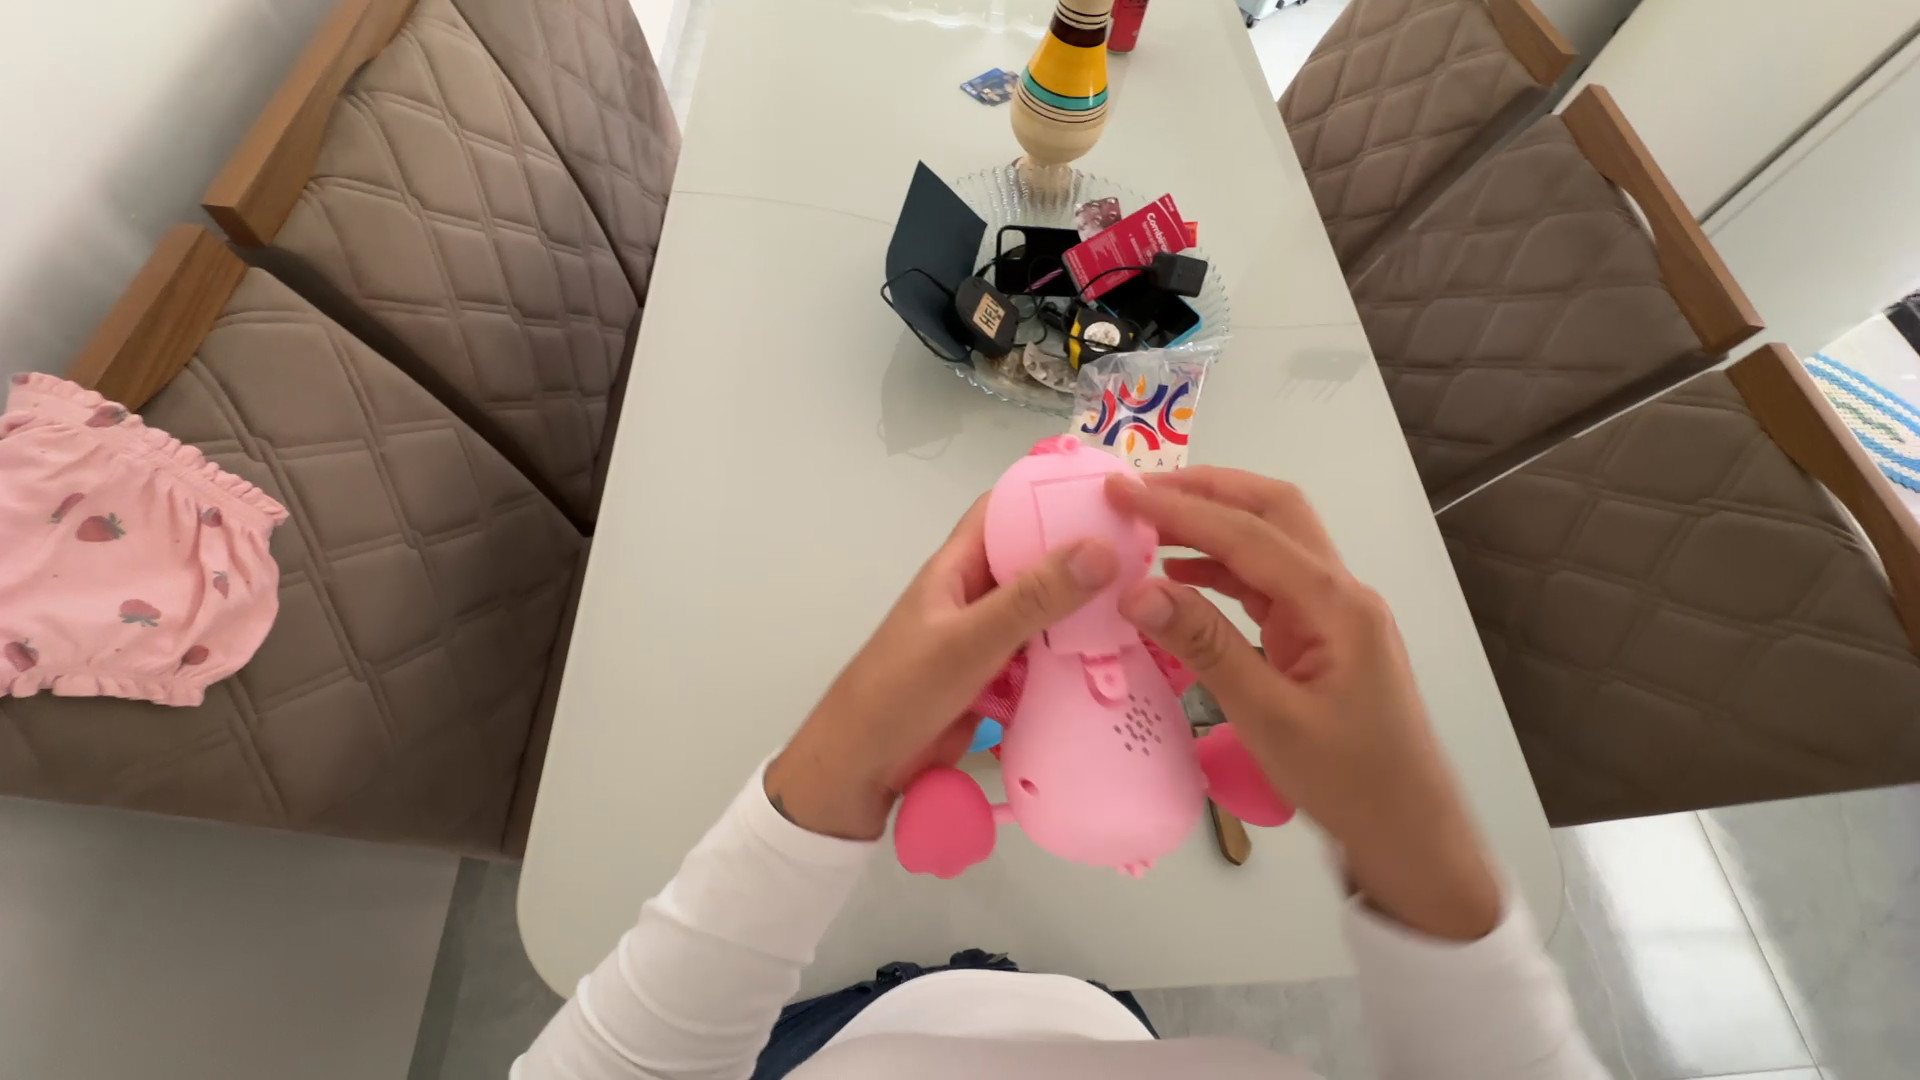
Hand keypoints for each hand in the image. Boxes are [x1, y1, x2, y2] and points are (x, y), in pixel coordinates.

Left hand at [765, 499, 1118, 840]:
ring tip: (1142, 604)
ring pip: (1042, 612)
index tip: (1105, 494)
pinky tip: (1112, 660)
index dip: (1046, 495)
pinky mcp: (996, 679)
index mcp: (957, 568)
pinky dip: (1070, 655)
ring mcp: (986, 639)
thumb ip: (1032, 599)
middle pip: (1031, 561)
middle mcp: (974, 595)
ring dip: (1080, 610)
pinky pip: (1041, 656)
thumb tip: (1101, 549)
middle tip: (1143, 555)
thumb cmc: (903, 691)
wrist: (863, 768)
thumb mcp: (970, 640)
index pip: (1002, 510)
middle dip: (1078, 556)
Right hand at [1105, 468, 1500, 940]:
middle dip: (1206, 491)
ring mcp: (1330, 611)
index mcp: (1335, 604)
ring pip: (1269, 541)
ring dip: (1211, 524)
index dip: (1180, 509)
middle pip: (1273, 511)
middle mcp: (1338, 592)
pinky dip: (1219, 568)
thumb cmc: (1348, 781)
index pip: (1248, 534)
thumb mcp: (1268, 716)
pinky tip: (1180, 576)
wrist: (1410, 834)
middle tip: (1140, 490)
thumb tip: (1136, 592)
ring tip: (1148, 525)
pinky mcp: (1318, 633)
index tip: (1122, 493)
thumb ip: (1205, 646)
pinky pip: (1264, 582)